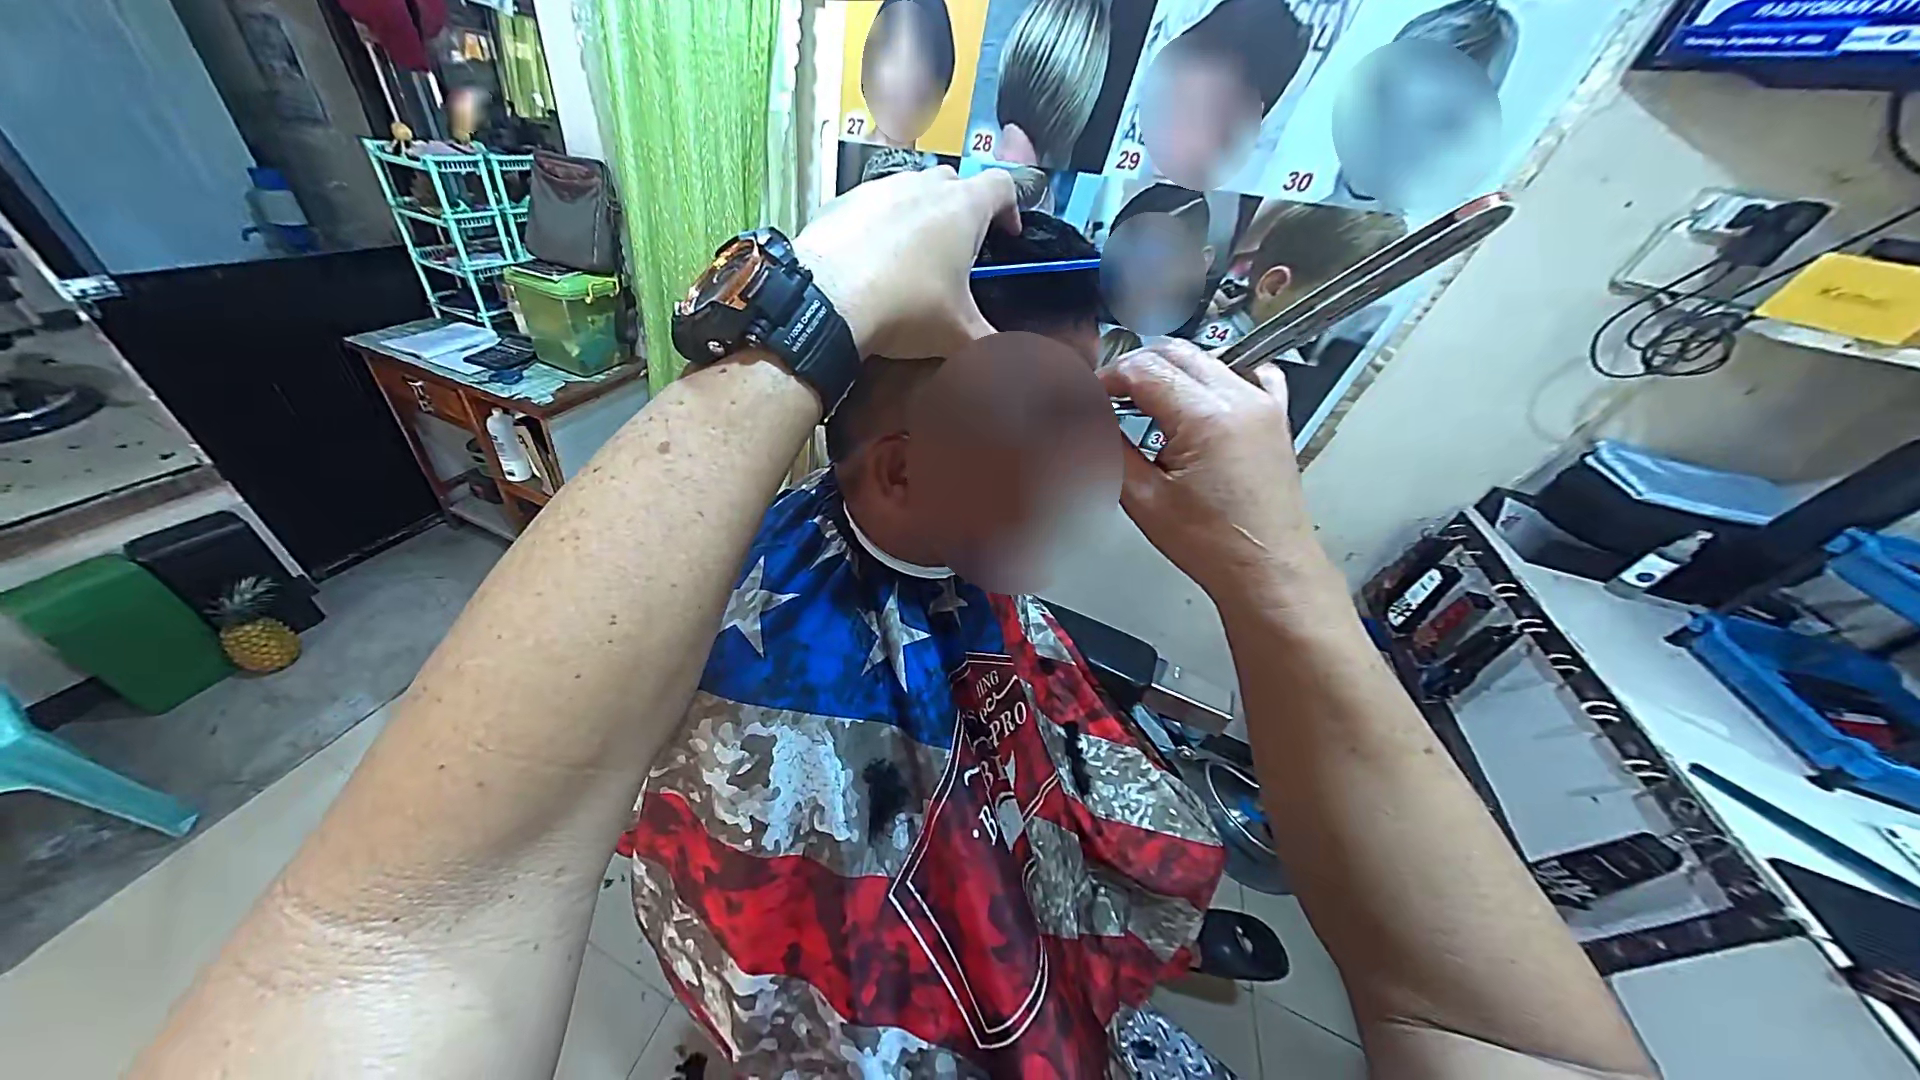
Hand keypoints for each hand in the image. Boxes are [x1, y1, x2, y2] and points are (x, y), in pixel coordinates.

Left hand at [793, 166, 1019, 359]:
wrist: (828, 299)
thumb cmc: (908, 306)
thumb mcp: (958, 334)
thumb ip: (988, 341)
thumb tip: (1004, 356)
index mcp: (962, 207)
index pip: (1002, 185)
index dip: (1011, 207)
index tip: (1007, 234)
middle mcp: (923, 184)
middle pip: (954, 183)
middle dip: (962, 211)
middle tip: (958, 251)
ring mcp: (879, 187)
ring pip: (911, 191)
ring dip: (919, 217)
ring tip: (913, 258)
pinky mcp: (842, 200)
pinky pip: (872, 207)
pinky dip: (880, 227)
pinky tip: (871, 260)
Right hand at [1099, 341, 1336, 605]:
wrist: (1266, 569)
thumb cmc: (1216, 545)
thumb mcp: (1144, 498)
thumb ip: (1111, 449)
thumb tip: (1089, 422)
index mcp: (1206, 417)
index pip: (1142, 369)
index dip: (1107, 379)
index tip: (1090, 395)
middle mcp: (1240, 399)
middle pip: (1173, 353)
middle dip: (1133, 369)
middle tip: (1108, 397)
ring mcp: (1262, 404)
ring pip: (1204, 359)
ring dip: (1167, 373)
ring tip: (1144, 406)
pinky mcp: (1273, 417)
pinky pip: (1244, 374)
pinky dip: (1211, 378)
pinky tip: (1194, 400)